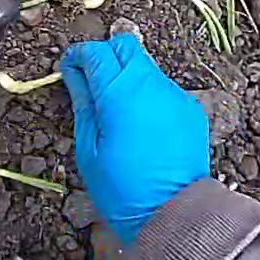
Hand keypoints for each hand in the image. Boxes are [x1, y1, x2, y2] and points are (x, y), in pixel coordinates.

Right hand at [60, 33, 210, 243]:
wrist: (174, 214)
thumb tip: (74, 74)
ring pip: (145, 65)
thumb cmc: (123, 189)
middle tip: (92, 82)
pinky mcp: (190, 108)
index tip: (69, 69)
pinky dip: (147, 94)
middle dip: (105, 55)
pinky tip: (141, 124)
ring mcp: (174, 95)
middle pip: (125, 45)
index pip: (95, 52)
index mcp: (120, 93)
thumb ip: (83, 103)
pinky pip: (163, 88)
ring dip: (127, 75)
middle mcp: (151, 85)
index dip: (77, 56)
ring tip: (116, 109)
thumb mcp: (89, 148)